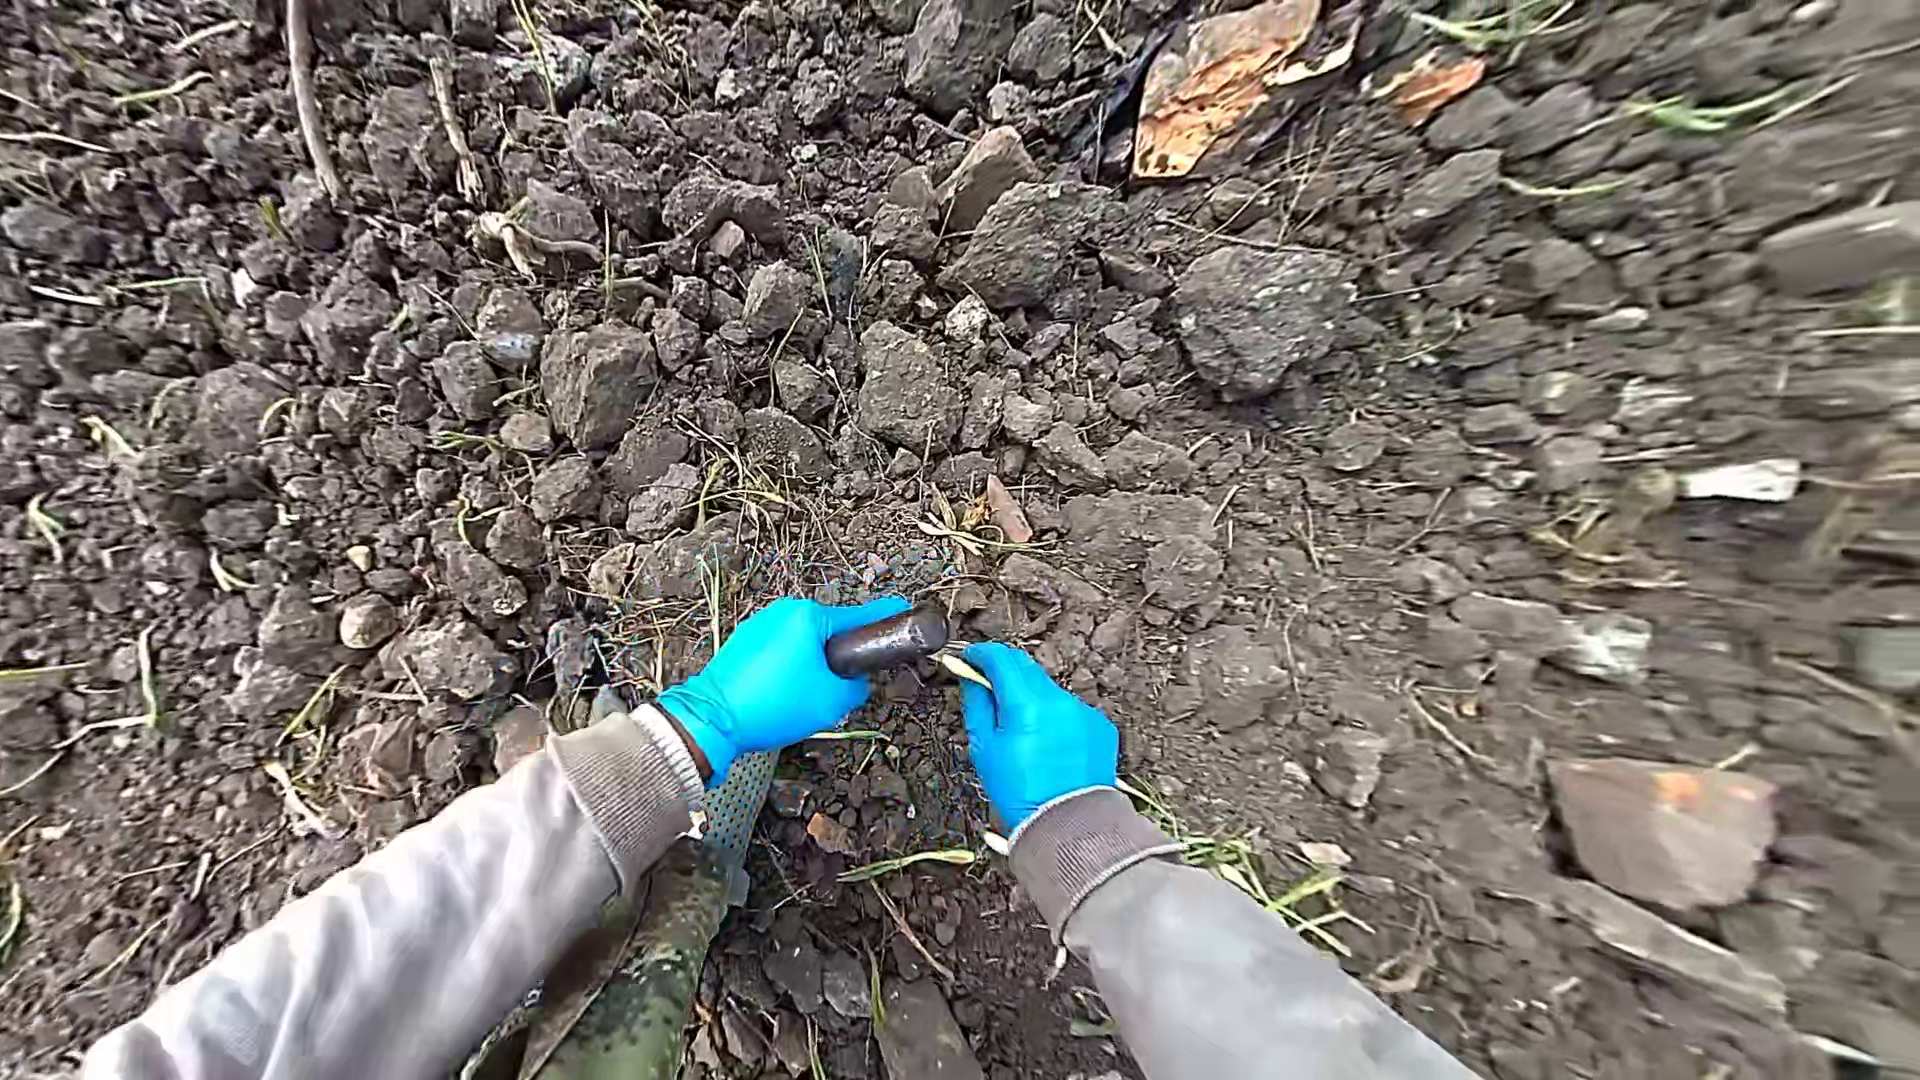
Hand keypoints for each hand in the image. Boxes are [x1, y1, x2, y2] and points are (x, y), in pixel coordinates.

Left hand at [658, 596, 909, 782]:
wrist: (711, 722)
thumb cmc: (770, 705)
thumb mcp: (832, 700)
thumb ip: (857, 685)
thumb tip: (858, 681)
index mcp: (807, 616)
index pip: (859, 615)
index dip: (886, 617)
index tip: (903, 609)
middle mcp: (784, 612)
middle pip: (831, 630)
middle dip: (841, 655)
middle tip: (844, 682)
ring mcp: (761, 625)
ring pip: (806, 641)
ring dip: (815, 662)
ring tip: (808, 693)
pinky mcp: (746, 641)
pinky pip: (783, 648)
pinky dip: (792, 665)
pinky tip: (787, 691)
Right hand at [959, 643, 1117, 828]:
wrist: (1068, 826)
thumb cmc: (1023, 794)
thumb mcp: (985, 748)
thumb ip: (977, 704)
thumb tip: (970, 678)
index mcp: (1028, 705)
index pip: (1001, 659)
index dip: (981, 654)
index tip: (970, 657)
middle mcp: (1059, 701)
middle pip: (1025, 667)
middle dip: (1004, 671)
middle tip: (987, 685)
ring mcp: (1082, 712)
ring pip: (1048, 688)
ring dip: (1030, 695)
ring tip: (1019, 727)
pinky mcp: (1098, 725)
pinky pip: (1069, 708)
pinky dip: (1054, 715)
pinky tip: (1046, 741)